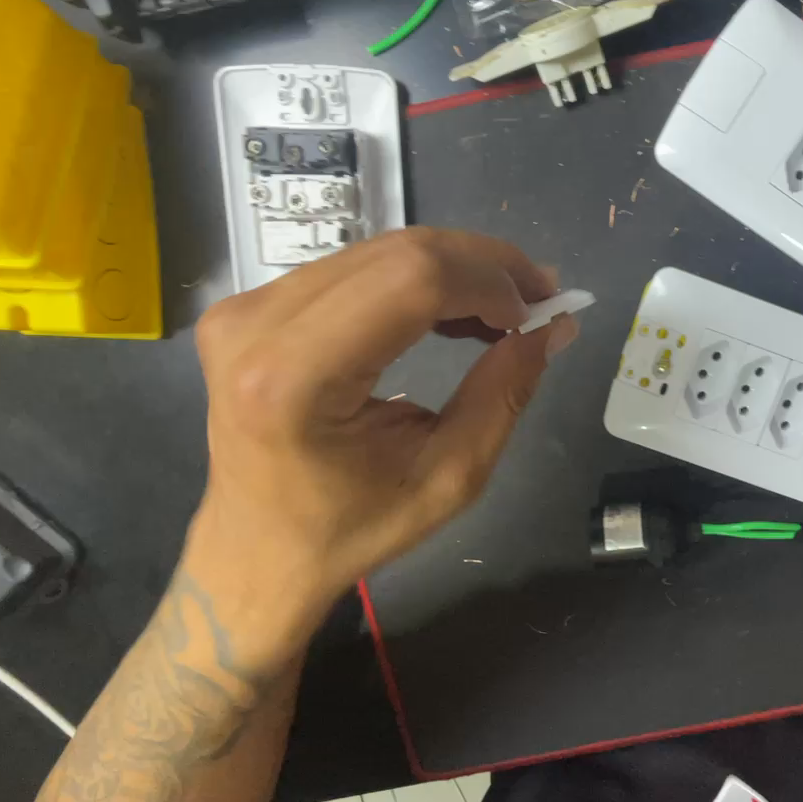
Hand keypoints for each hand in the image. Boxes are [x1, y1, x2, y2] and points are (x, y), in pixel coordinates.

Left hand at [185, 228, 575, 626]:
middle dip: (483, 265)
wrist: (259, 550)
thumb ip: (502, 394)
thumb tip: (556, 327)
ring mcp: (247, 308)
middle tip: (541, 296)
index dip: (488, 282)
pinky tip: (458, 310)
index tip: (539, 314)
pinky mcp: (251, 306)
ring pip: (381, 251)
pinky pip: (357, 268)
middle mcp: (257, 325)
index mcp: (295, 378)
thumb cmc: (351, 530)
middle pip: (397, 253)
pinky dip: (420, 280)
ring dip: (456, 269)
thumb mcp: (449, 478)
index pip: (410, 282)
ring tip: (508, 308)